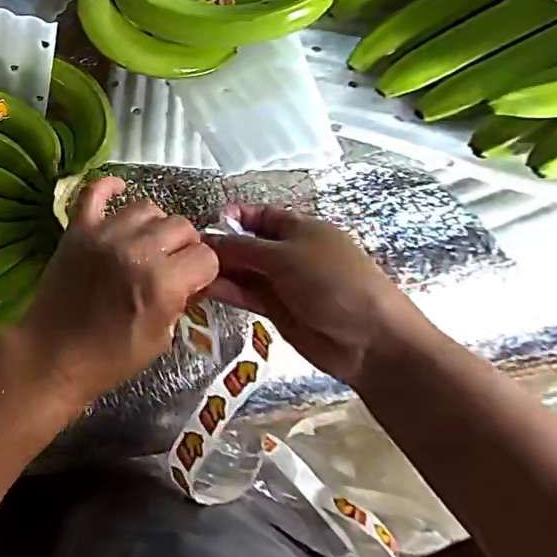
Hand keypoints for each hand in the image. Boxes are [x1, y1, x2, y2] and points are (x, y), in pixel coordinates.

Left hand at [12, 176, 218, 406]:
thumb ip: (180, 301)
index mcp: (162, 282)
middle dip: (184, 246)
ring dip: (154, 224)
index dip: (204, 271)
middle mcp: (137, 250)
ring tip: (147, 243)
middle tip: (171, 264)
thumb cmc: (109, 357)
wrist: (52, 356)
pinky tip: (119, 191)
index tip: (194, 281)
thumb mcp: (160, 338)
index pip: (205, 256)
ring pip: (147, 207)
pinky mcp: (78, 229)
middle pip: (181, 226)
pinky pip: (95, 192)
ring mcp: (105, 234)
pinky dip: (109, 187)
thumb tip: (190, 279)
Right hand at [206, 205, 440, 386]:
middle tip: (186, 252)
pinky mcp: (278, 310)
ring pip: (244, 270)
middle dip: (220, 245)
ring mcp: (283, 282)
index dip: (234, 215)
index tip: (206, 222)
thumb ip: (243, 248)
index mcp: (300, 228)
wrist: (371, 341)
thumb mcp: (285, 256)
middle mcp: (289, 252)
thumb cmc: (333, 282)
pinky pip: (247, 294)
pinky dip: (227, 290)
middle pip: (248, 243)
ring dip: (220, 270)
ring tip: (188, 272)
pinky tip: (203, 289)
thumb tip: (208, 240)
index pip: (260, 214)